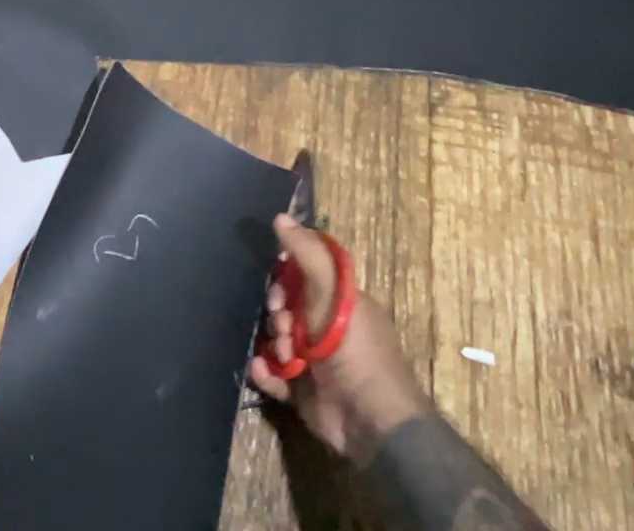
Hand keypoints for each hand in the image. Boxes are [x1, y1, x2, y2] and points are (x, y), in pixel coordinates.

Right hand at [249, 214, 427, 461]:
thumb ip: (306, 253)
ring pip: (273, 340)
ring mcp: (313, 360)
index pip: (300, 278)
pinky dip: (265, 372)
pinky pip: (271, 373)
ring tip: (284, 358)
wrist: (368, 417)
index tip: (278, 290)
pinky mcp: (301, 389)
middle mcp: (326, 329)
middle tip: (283, 327)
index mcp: (339, 303)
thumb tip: (280, 215)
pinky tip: (266, 371)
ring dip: (270, 345)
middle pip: (282, 309)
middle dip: (275, 316)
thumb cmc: (353, 347)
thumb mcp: (332, 291)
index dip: (282, 280)